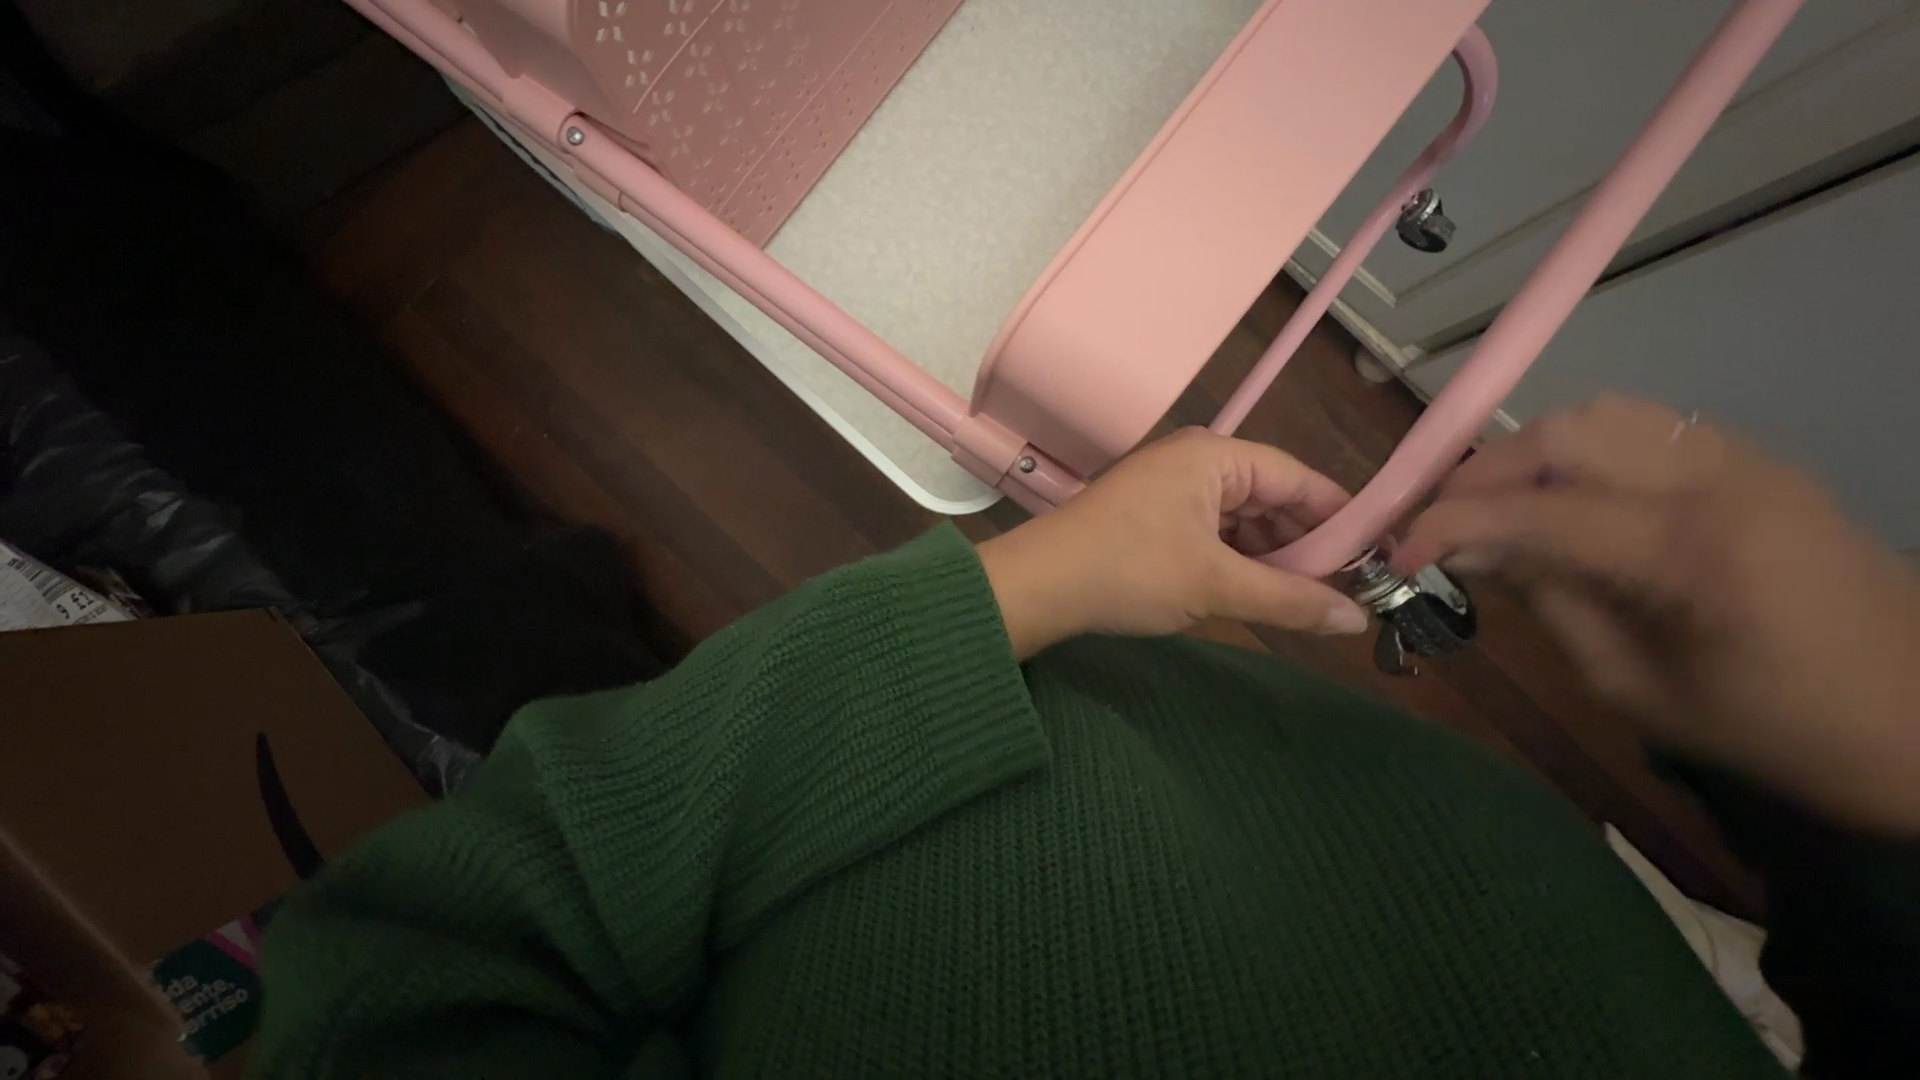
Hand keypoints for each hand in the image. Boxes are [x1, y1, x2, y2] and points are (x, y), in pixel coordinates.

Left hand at [976, 429, 1369, 657]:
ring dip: (1268, 557)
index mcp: (1214, 455)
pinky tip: (1251, 593)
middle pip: (1271, 497)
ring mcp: (1169, 488)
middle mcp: (1195, 461)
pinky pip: (1211, 531)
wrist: (1036, 587)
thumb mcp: (1215, 585)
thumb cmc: (1128, 572)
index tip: (1375, 562)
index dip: (1341, 520)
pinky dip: (1234, 560)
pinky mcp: (1152, 516)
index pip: (1300, 479)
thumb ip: (1290, 599)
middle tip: (1337, 592)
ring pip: (1242, 519)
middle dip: (1303, 544)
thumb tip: (1356, 619)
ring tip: (1298, 599)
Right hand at [1397, 396, 1919, 832]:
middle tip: (1440, 520)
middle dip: (1481, 472)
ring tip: (1496, 505)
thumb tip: (1466, 550)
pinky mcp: (1753, 462)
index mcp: (1692, 552)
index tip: (1396, 551)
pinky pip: (1640, 427)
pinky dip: (1579, 451)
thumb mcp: (1629, 683)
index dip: (1447, 522)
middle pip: (1564, 432)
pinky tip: (1563, 499)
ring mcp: (1744, 460)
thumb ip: (1544, 600)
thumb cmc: (1772, 728)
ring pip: (1599, 414)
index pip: (1534, 509)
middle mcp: (1719, 481)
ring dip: (1529, 452)